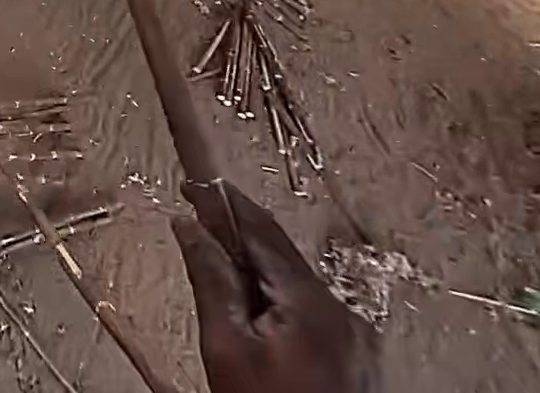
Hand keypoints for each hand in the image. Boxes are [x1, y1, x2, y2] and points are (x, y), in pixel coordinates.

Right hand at [172, 182, 374, 392]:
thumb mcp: (227, 346)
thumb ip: (210, 279)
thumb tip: (188, 224)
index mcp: (312, 304)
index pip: (260, 230)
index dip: (222, 201)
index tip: (188, 185)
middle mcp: (341, 312)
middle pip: (278, 251)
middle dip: (233, 228)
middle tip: (192, 215)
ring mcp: (351, 336)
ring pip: (288, 276)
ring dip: (248, 259)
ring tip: (211, 256)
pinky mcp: (350, 354)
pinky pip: (301, 302)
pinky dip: (266, 286)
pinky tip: (243, 297)